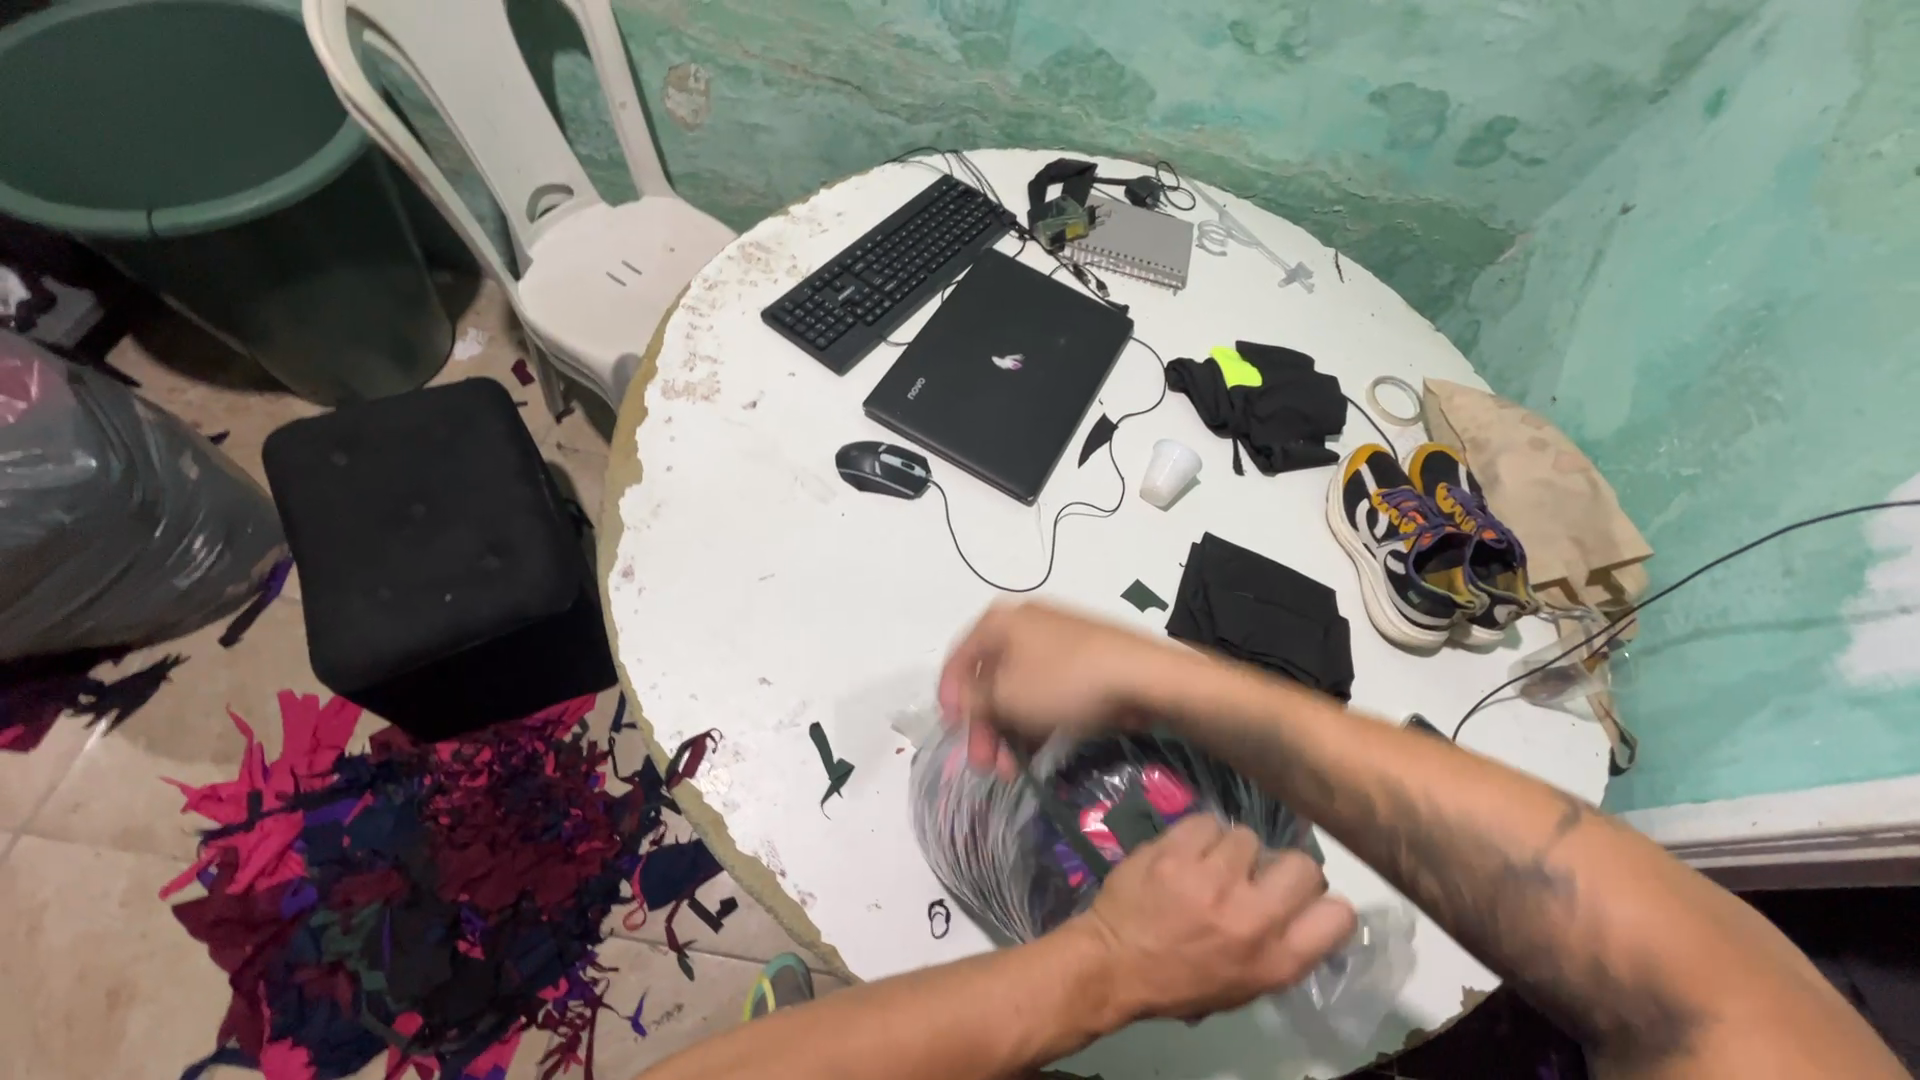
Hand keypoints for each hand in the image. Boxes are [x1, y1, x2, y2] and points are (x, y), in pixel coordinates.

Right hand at [939, 602, 1196, 772]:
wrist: (1144, 676)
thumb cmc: (1064, 681)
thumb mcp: (1006, 696)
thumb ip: (971, 702)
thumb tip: (957, 704)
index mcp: (999, 622)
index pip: (958, 660)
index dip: (949, 700)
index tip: (952, 735)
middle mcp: (1023, 624)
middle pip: (987, 678)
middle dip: (982, 725)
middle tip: (984, 763)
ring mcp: (1054, 641)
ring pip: (1017, 689)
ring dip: (1008, 730)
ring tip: (1011, 768)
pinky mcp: (1081, 660)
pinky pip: (1044, 691)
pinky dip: (1034, 720)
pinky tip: (1037, 750)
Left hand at [1067, 814, 1357, 1023]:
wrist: (1114, 963)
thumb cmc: (1181, 982)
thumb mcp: (1247, 984)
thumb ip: (1284, 947)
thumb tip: (1309, 908)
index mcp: (1275, 960)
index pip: (1338, 915)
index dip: (1324, 901)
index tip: (1302, 899)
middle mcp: (1252, 916)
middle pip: (1302, 864)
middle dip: (1282, 865)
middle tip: (1255, 874)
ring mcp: (1211, 879)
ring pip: (1247, 836)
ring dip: (1231, 849)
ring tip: (1209, 866)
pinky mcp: (1175, 852)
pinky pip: (1206, 822)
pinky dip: (1199, 834)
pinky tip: (1185, 852)